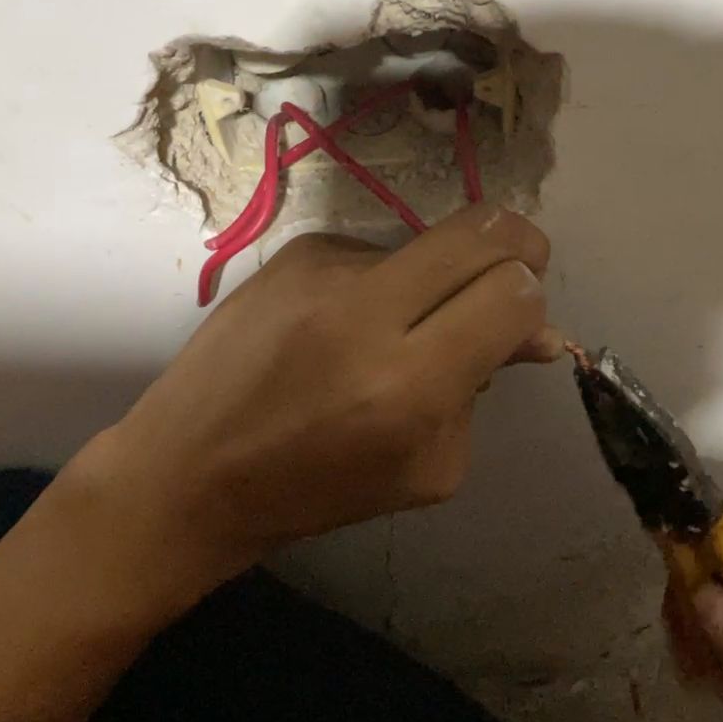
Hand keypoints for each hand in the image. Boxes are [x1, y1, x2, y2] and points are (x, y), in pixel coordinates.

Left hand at [64, 204, 559, 589]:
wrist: (189, 467)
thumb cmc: (313, 490)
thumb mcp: (425, 468)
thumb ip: (483, 392)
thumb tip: (530, 329)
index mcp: (407, 384)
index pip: (513, 295)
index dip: (533, 301)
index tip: (522, 321)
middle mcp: (367, 311)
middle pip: (484, 231)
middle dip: (522, 246)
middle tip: (518, 275)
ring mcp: (325, 269)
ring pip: (429, 241)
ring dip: (442, 275)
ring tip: (402, 327)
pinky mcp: (294, 251)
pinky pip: (375, 250)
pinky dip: (386, 281)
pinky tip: (348, 323)